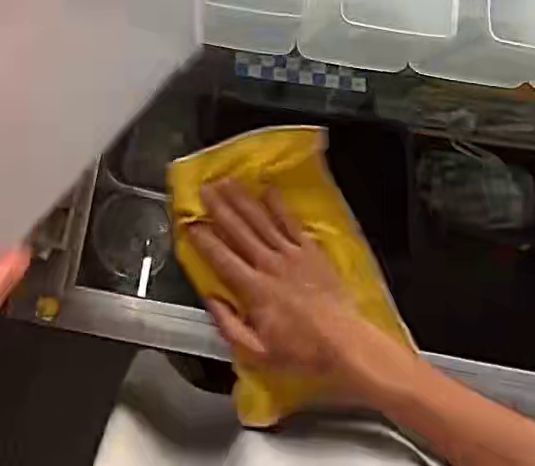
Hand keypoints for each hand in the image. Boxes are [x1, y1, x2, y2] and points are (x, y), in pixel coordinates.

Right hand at [188, 181, 414, 399]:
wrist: (344, 341)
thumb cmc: (300, 350)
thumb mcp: (257, 353)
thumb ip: (229, 325)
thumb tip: (211, 298)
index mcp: (253, 289)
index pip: (222, 258)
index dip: (204, 239)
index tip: (190, 222)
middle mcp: (268, 264)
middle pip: (239, 230)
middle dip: (219, 208)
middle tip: (205, 188)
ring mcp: (290, 253)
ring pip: (261, 220)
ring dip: (242, 199)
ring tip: (228, 181)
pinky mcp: (309, 248)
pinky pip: (290, 222)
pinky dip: (278, 205)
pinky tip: (267, 189)